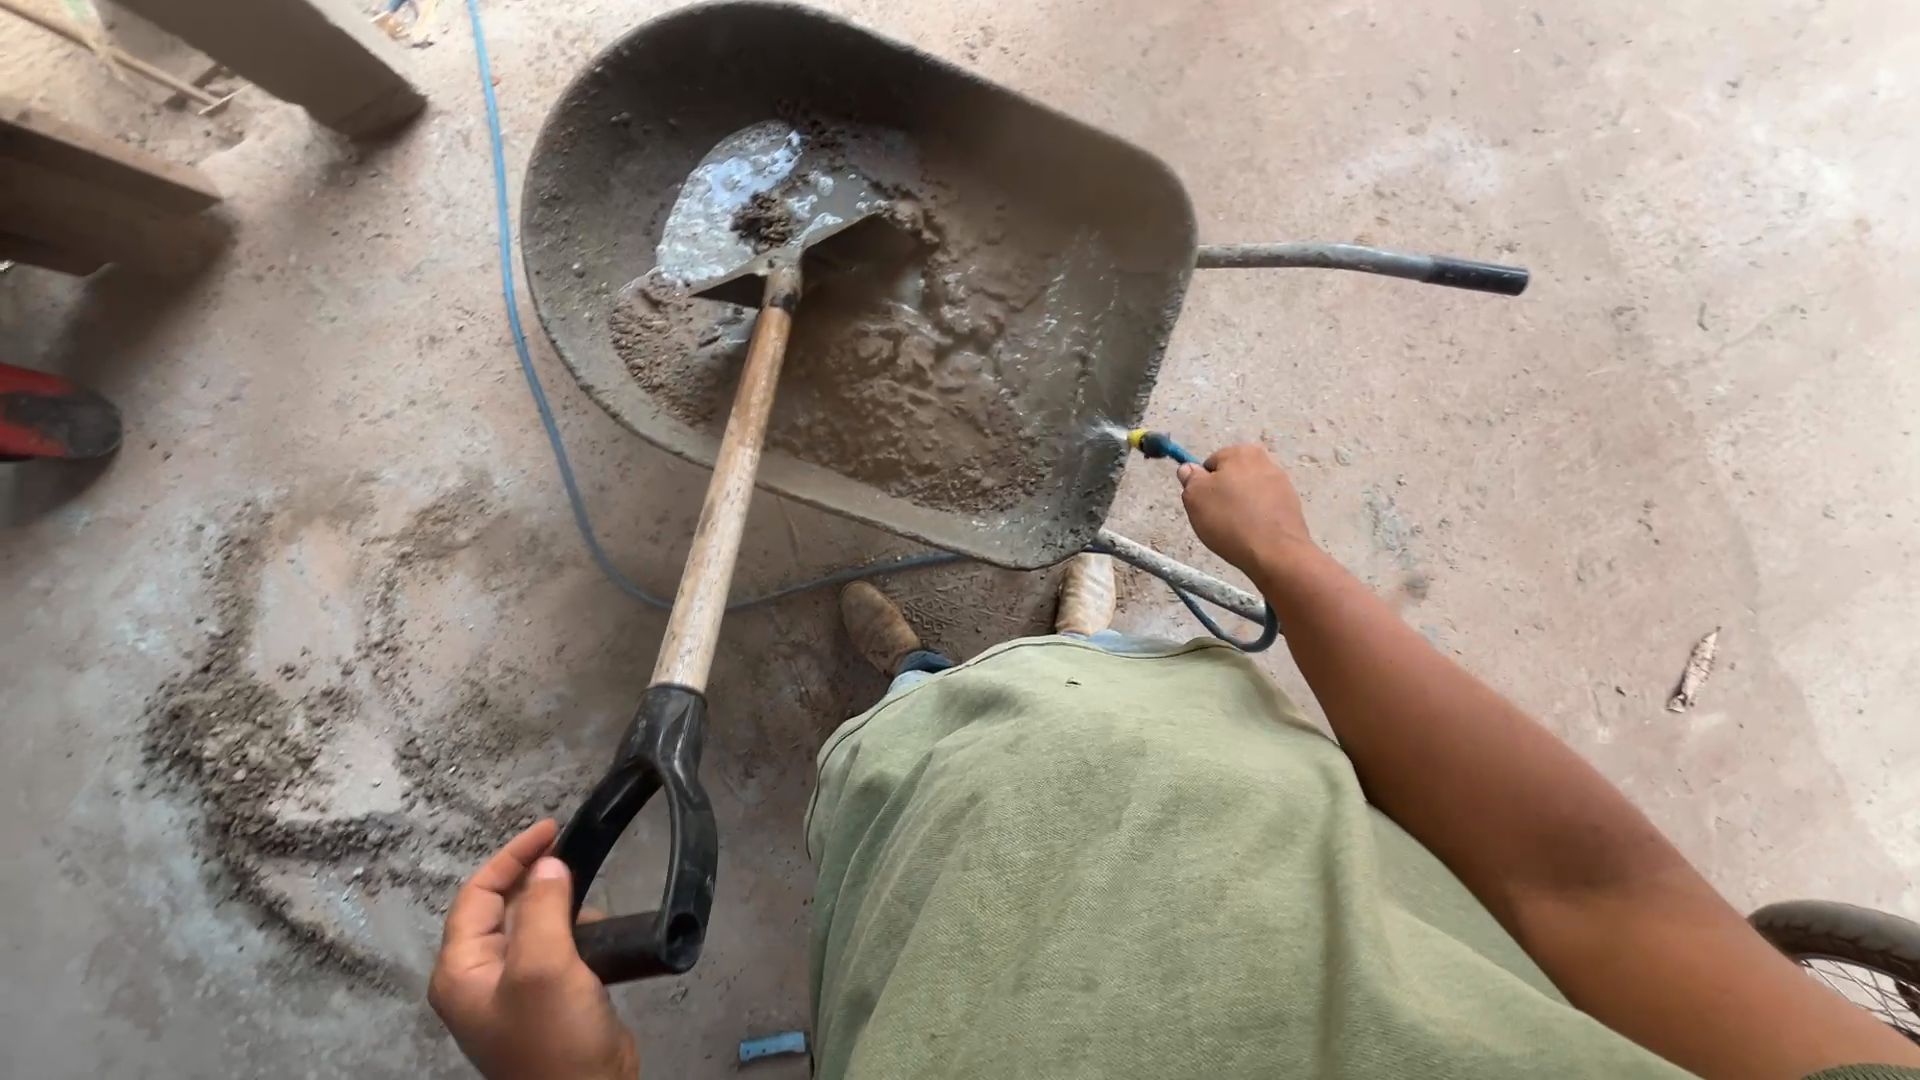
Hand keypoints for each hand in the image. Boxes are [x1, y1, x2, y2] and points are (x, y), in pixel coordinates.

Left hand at [429, 819, 638, 1079]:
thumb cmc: (554, 1035)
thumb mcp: (544, 966)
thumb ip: (543, 908)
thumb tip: (549, 864)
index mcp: (463, 970)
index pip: (478, 895)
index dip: (512, 856)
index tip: (552, 828)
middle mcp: (481, 977)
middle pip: (503, 906)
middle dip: (537, 876)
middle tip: (575, 851)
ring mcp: (514, 989)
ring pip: (533, 924)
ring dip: (560, 902)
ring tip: (591, 894)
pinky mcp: (547, 997)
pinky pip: (555, 944)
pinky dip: (576, 926)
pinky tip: (601, 930)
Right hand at [1178, 444, 1317, 579]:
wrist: (1274, 552)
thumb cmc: (1229, 520)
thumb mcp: (1195, 497)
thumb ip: (1190, 478)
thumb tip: (1188, 468)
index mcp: (1240, 452)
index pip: (1210, 464)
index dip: (1202, 485)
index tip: (1203, 504)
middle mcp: (1265, 460)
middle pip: (1232, 476)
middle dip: (1223, 493)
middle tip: (1216, 516)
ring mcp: (1282, 483)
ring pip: (1249, 492)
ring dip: (1240, 505)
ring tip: (1235, 528)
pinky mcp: (1292, 504)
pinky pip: (1265, 506)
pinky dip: (1257, 516)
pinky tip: (1252, 532)